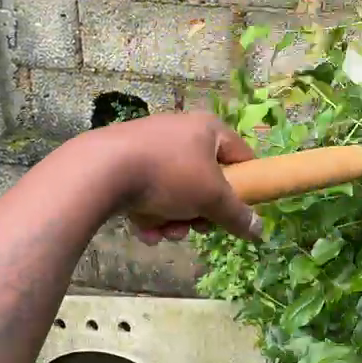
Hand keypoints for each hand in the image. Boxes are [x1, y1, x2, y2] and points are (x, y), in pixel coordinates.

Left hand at [74, 113, 263, 244]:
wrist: (101, 170)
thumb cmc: (169, 175)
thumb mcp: (211, 199)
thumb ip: (238, 215)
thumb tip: (260, 231)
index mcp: (207, 129)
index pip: (241, 156)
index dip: (245, 185)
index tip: (240, 211)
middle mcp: (180, 131)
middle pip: (205, 179)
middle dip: (201, 212)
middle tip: (197, 227)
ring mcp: (150, 145)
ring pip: (175, 190)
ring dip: (175, 219)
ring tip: (165, 233)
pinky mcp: (123, 161)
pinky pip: (148, 191)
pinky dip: (150, 213)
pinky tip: (144, 230)